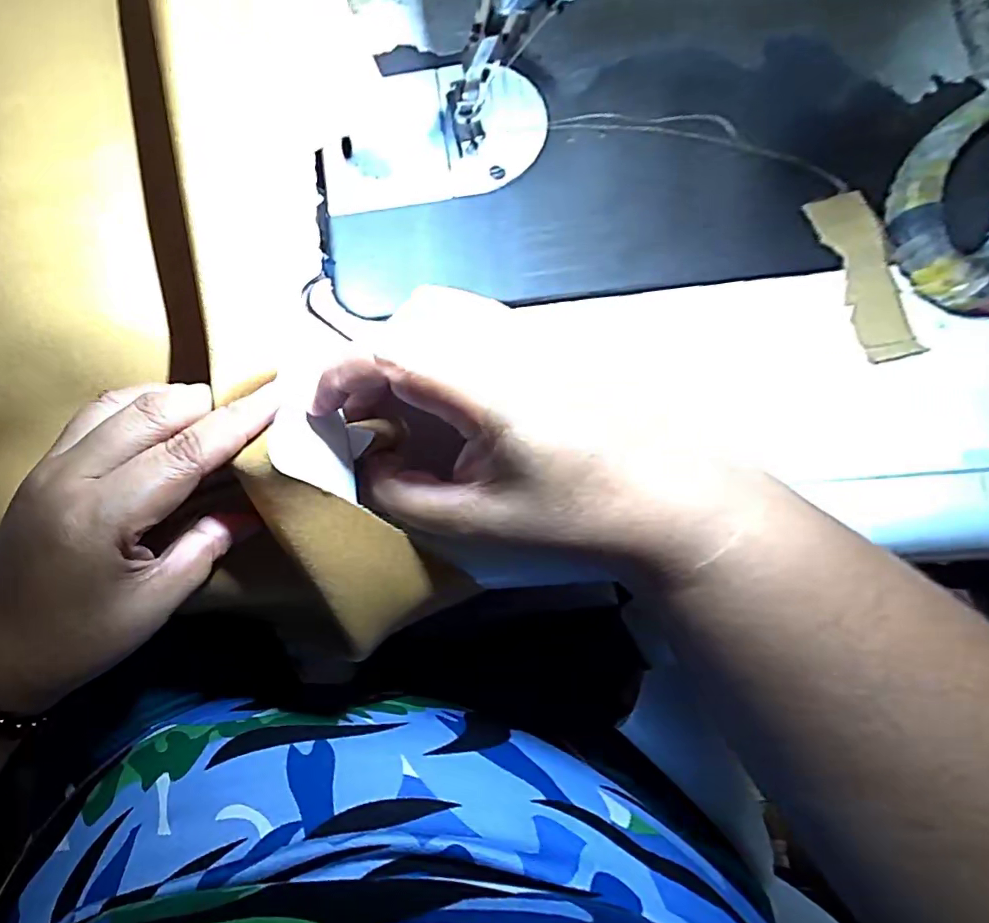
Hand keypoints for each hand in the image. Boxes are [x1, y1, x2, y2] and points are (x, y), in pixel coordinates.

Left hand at [0, 382, 277, 714]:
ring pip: (118, 402)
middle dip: (207, 403)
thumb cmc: (79, 640)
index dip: (236, 423)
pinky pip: (93, 415)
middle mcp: (72, 474)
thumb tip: (248, 512)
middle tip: (250, 410)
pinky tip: (157, 421)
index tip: (277, 398)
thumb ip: (203, 549)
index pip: (183, 451)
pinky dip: (134, 406)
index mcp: (102, 514)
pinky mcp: (41, 467)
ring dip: (170, 399)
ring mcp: (50, 464)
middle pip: (151, 411)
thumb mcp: (152, 605)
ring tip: (209, 413)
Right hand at [312, 356, 765, 585]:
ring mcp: (529, 345)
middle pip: (405, 334)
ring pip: (434, 332)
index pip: (389, 352)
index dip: (337, 375)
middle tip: (348, 423)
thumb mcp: (472, 524)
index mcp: (485, 391)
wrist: (675, 505)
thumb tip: (367, 467)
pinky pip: (466, 342)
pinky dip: (429, 370)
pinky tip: (437, 415)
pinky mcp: (543, 353)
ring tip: (387, 421)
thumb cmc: (575, 520)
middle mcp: (504, 350)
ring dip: (394, 370)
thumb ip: (401, 495)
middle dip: (359, 375)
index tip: (314, 410)